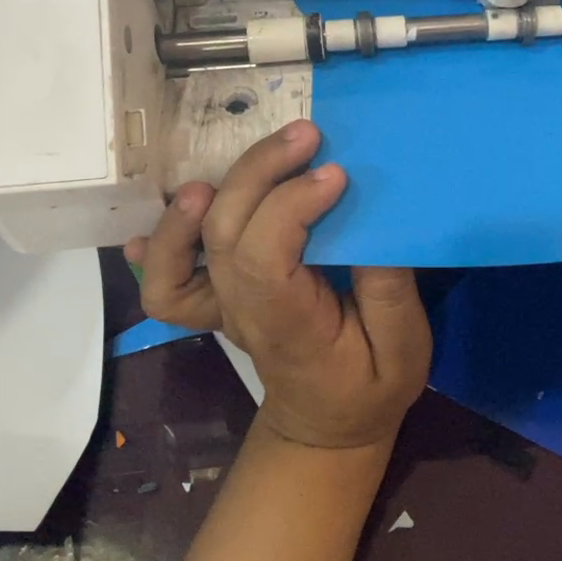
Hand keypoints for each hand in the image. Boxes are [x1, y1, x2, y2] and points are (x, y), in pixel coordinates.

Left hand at [127, 120, 431, 449]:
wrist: (327, 425)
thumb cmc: (370, 385)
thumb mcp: (403, 349)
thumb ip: (389, 290)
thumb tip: (376, 223)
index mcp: (288, 325)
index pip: (264, 258)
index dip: (291, 206)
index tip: (336, 173)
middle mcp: (242, 311)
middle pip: (223, 236)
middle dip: (257, 173)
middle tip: (306, 134)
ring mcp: (222, 306)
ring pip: (178, 258)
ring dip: (189, 210)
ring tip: (221, 172)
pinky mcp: (218, 300)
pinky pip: (168, 279)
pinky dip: (158, 244)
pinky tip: (178, 208)